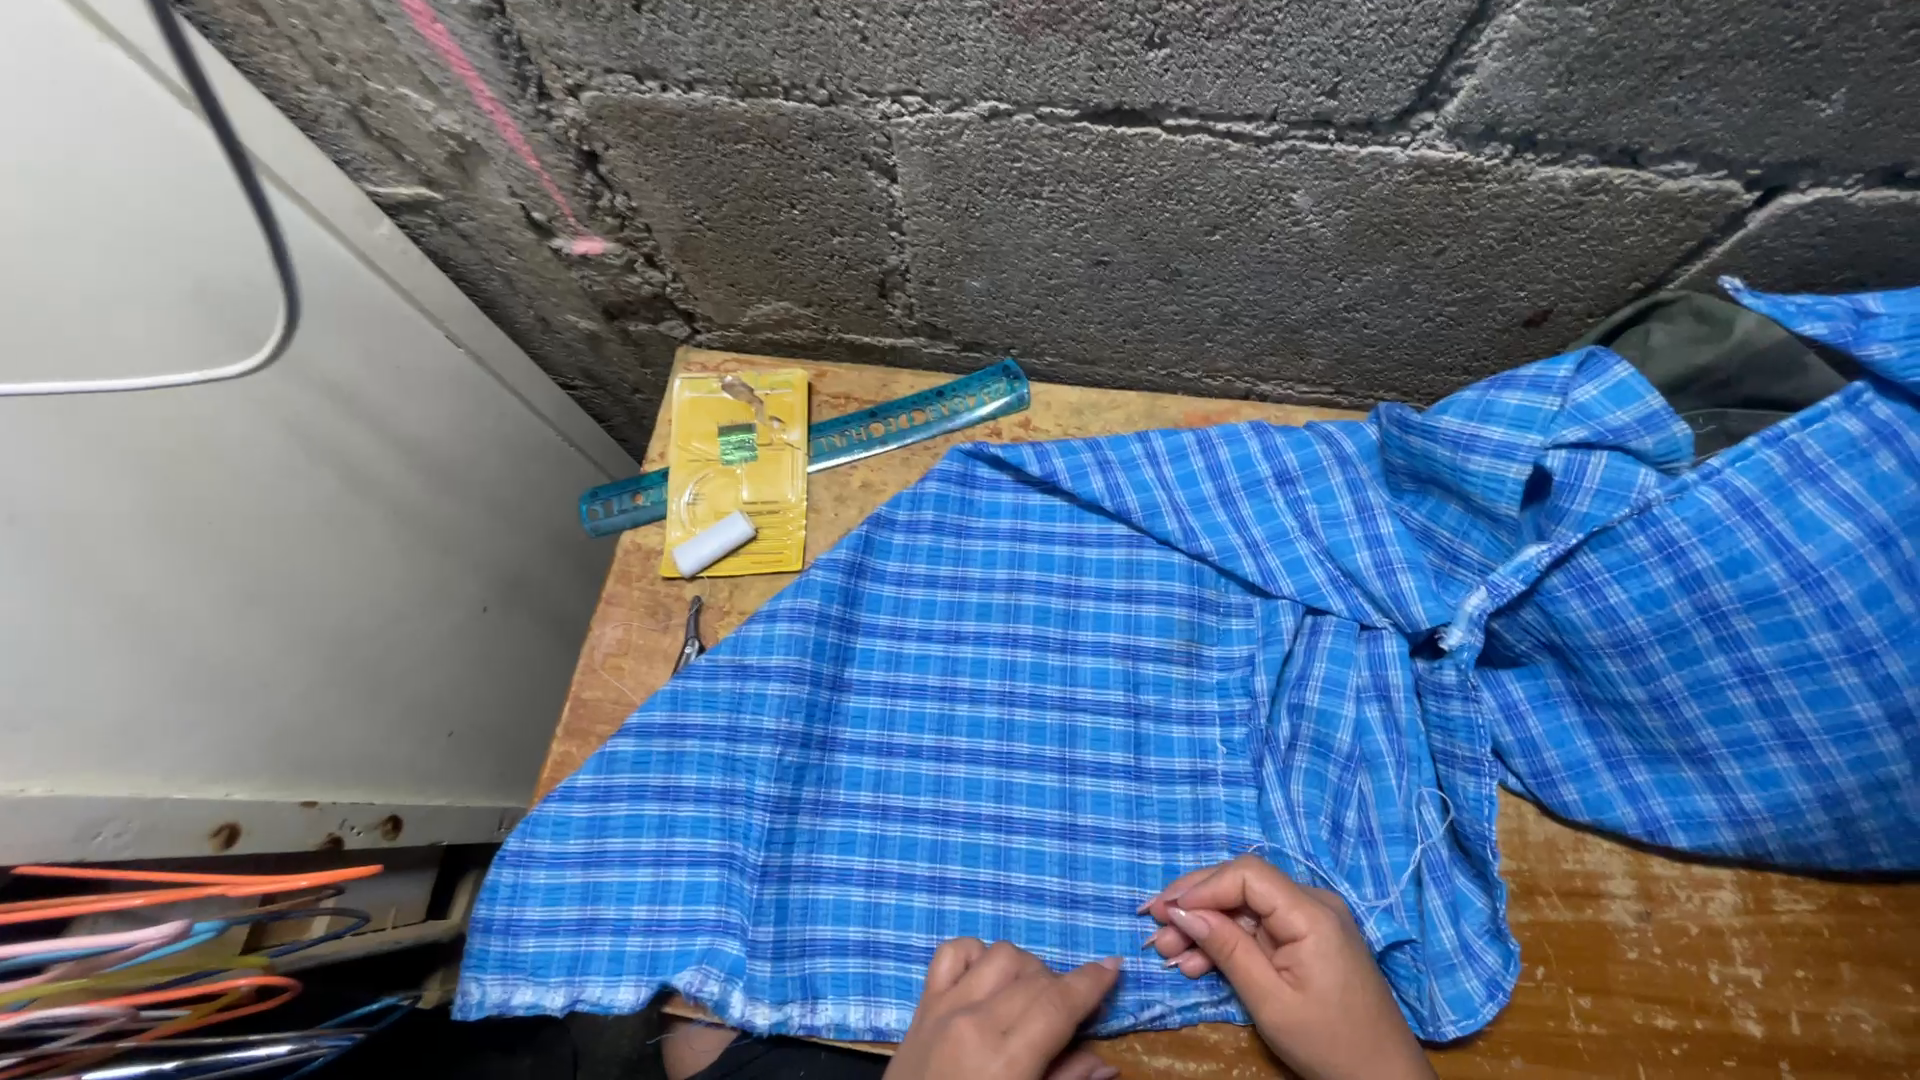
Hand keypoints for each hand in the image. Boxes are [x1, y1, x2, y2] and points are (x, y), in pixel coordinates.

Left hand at [884, 938, 1122, 1079]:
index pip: (1058, 1003)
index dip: (1091, 981)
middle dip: (1063, 986)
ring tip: (1030, 998)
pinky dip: (976, 955)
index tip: (1114, 966)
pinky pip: (951, 952)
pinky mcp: (921, 1005)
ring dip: (1025, 969)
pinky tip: (988, 978)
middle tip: (1072, 1012)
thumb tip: (1105, 1062)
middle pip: (1035, 978)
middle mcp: (974, 1021)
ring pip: (1000, 954)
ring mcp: (944, 1007)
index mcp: (1005, 1060)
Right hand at [1141, 855, 1433, 1079]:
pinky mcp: (1305, 939)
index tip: (1166, 911)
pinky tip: (1195, 962)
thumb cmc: (1329, 1044)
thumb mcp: (1270, 1000)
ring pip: (1243, 907)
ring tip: (1167, 951)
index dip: (1202, 887)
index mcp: (1311, 913)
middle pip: (1240, 884)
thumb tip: (1180, 910)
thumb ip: (1226, 948)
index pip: (1246, 874)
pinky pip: (1258, 928)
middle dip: (1194, 904)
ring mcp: (1309, 920)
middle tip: (1155, 927)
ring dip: (1204, 926)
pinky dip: (1226, 942)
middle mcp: (1312, 903)